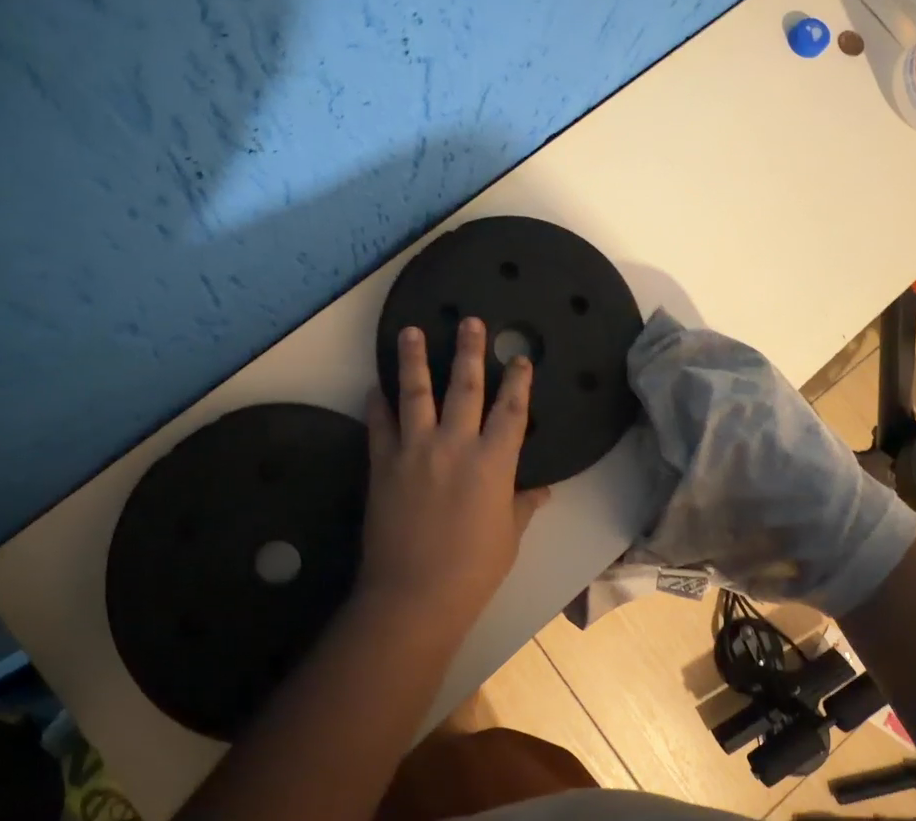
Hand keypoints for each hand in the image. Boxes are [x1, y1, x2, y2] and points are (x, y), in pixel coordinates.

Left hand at [358, 318, 550, 633]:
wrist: (413, 594)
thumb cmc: (471, 570)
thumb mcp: (508, 537)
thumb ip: (522, 504)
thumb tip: (541, 488)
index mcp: (493, 464)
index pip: (511, 411)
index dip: (519, 382)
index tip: (521, 358)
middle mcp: (455, 445)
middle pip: (464, 387)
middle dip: (469, 351)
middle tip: (469, 322)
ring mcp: (415, 450)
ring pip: (415, 393)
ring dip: (413, 359)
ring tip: (410, 331)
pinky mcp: (383, 463)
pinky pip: (379, 424)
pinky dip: (377, 403)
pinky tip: (375, 386)